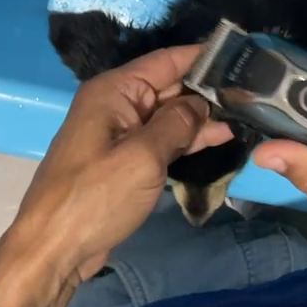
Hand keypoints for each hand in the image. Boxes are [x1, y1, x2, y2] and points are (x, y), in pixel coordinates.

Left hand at [6, 46, 233, 283]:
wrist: (53, 251)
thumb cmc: (95, 197)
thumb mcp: (143, 156)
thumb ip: (178, 124)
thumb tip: (201, 103)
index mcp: (114, 91)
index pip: (166, 61)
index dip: (203, 56)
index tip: (241, 55)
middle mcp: (117, 105)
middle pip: (170, 86)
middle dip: (208, 88)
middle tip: (254, 90)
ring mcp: (121, 134)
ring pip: (170, 115)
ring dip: (203, 117)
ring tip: (247, 113)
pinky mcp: (125, 162)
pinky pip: (162, 140)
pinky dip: (188, 140)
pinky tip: (221, 138)